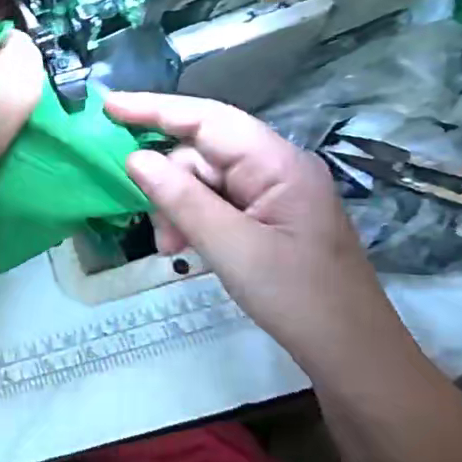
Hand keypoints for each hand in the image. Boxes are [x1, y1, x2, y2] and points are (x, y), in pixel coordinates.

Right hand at [103, 92, 407, 366]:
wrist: (353, 354)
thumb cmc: (299, 299)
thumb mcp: (232, 249)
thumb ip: (181, 199)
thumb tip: (135, 159)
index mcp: (278, 164)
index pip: (208, 118)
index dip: (155, 108)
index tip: (107, 106)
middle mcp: (276, 167)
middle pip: (202, 152)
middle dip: (168, 182)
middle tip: (155, 228)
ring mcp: (273, 191)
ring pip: (204, 179)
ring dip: (178, 207)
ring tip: (173, 247)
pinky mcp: (268, 214)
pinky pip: (217, 201)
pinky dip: (194, 219)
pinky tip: (187, 247)